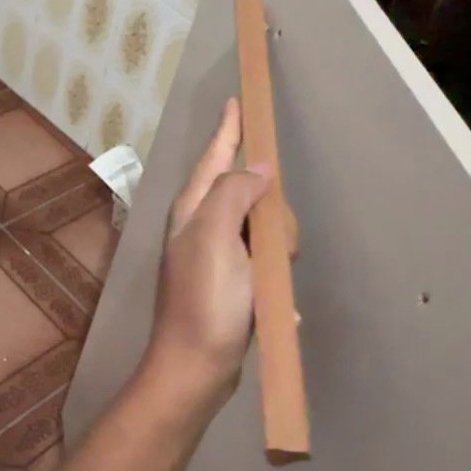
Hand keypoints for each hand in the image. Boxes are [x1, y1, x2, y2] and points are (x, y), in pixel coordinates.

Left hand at [146, 98, 273, 410]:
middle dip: (273, 216)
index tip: (239, 101)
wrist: (195, 369)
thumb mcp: (216, 238)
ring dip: (277, 253)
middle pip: (250, 194)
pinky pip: (266, 267)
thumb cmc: (205, 301)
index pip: (215, 157)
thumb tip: (258, 167)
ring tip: (270, 284)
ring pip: (264, 231)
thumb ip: (234, 193)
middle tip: (275, 248)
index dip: (229, 129)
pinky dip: (273, 283)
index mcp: (193, 210)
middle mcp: (201, 227)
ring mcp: (217, 257)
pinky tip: (273, 305)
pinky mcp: (232, 284)